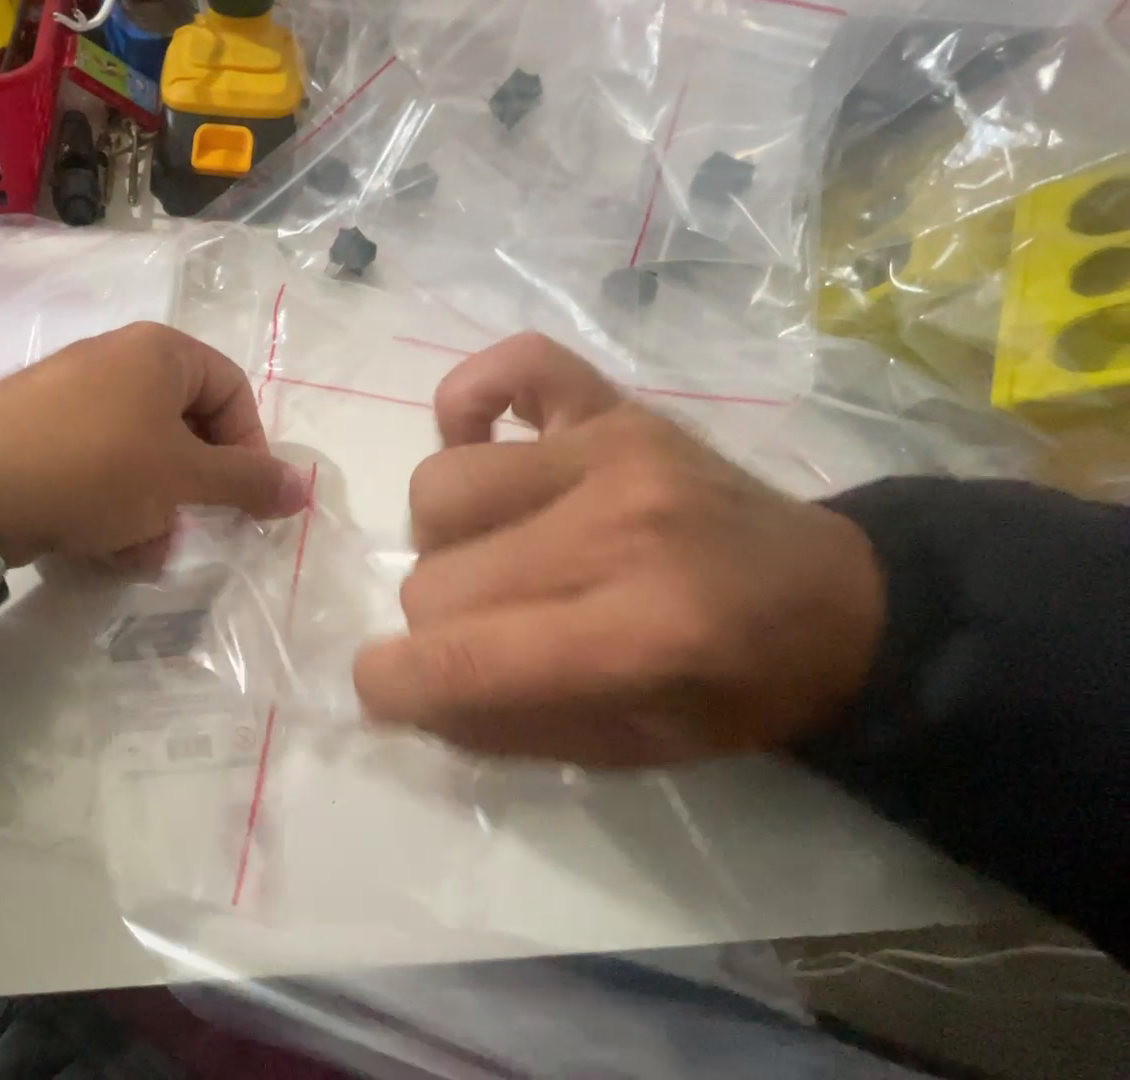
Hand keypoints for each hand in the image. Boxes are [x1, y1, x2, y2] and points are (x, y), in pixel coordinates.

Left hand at [0, 322, 310, 566]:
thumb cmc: (98, 466)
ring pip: (140, 460)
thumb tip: (304, 488)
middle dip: (189, 492)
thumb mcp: (184, 477)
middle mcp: (117, 363)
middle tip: (185, 528)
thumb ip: (248, 482)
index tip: (244, 501)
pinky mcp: (39, 436)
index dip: (248, 449)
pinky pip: (96, 471)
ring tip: (133, 547)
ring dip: (149, 511)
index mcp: (159, 352)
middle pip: (184, 430)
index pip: (232, 392)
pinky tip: (97, 543)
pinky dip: (107, 508)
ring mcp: (72, 399)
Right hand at [353, 334, 885, 767]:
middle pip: (434, 579)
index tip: (385, 691)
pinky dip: (469, 402)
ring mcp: (613, 451)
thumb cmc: (735, 692)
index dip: (390, 685)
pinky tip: (485, 445)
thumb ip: (498, 726)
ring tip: (494, 551)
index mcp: (638, 636)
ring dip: (444, 538)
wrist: (846, 604)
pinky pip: (508, 368)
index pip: (456, 659)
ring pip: (439, 488)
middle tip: (486, 634)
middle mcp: (616, 529)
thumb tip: (399, 692)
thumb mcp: (624, 750)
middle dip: (437, 626)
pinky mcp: (616, 406)